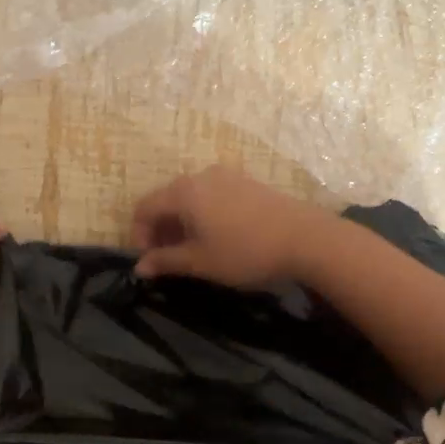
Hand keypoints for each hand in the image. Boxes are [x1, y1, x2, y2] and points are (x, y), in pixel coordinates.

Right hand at [131, 166, 338, 287]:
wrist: (306, 238)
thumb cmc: (244, 252)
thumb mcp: (199, 262)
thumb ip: (165, 262)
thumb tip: (140, 267)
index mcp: (183, 192)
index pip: (144, 208)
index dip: (138, 235)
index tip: (148, 262)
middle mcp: (201, 176)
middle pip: (165, 200)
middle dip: (159, 230)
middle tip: (166, 260)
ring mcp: (226, 176)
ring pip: (189, 198)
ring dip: (180, 224)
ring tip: (190, 251)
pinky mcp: (246, 183)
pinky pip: (210, 196)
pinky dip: (201, 215)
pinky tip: (215, 238)